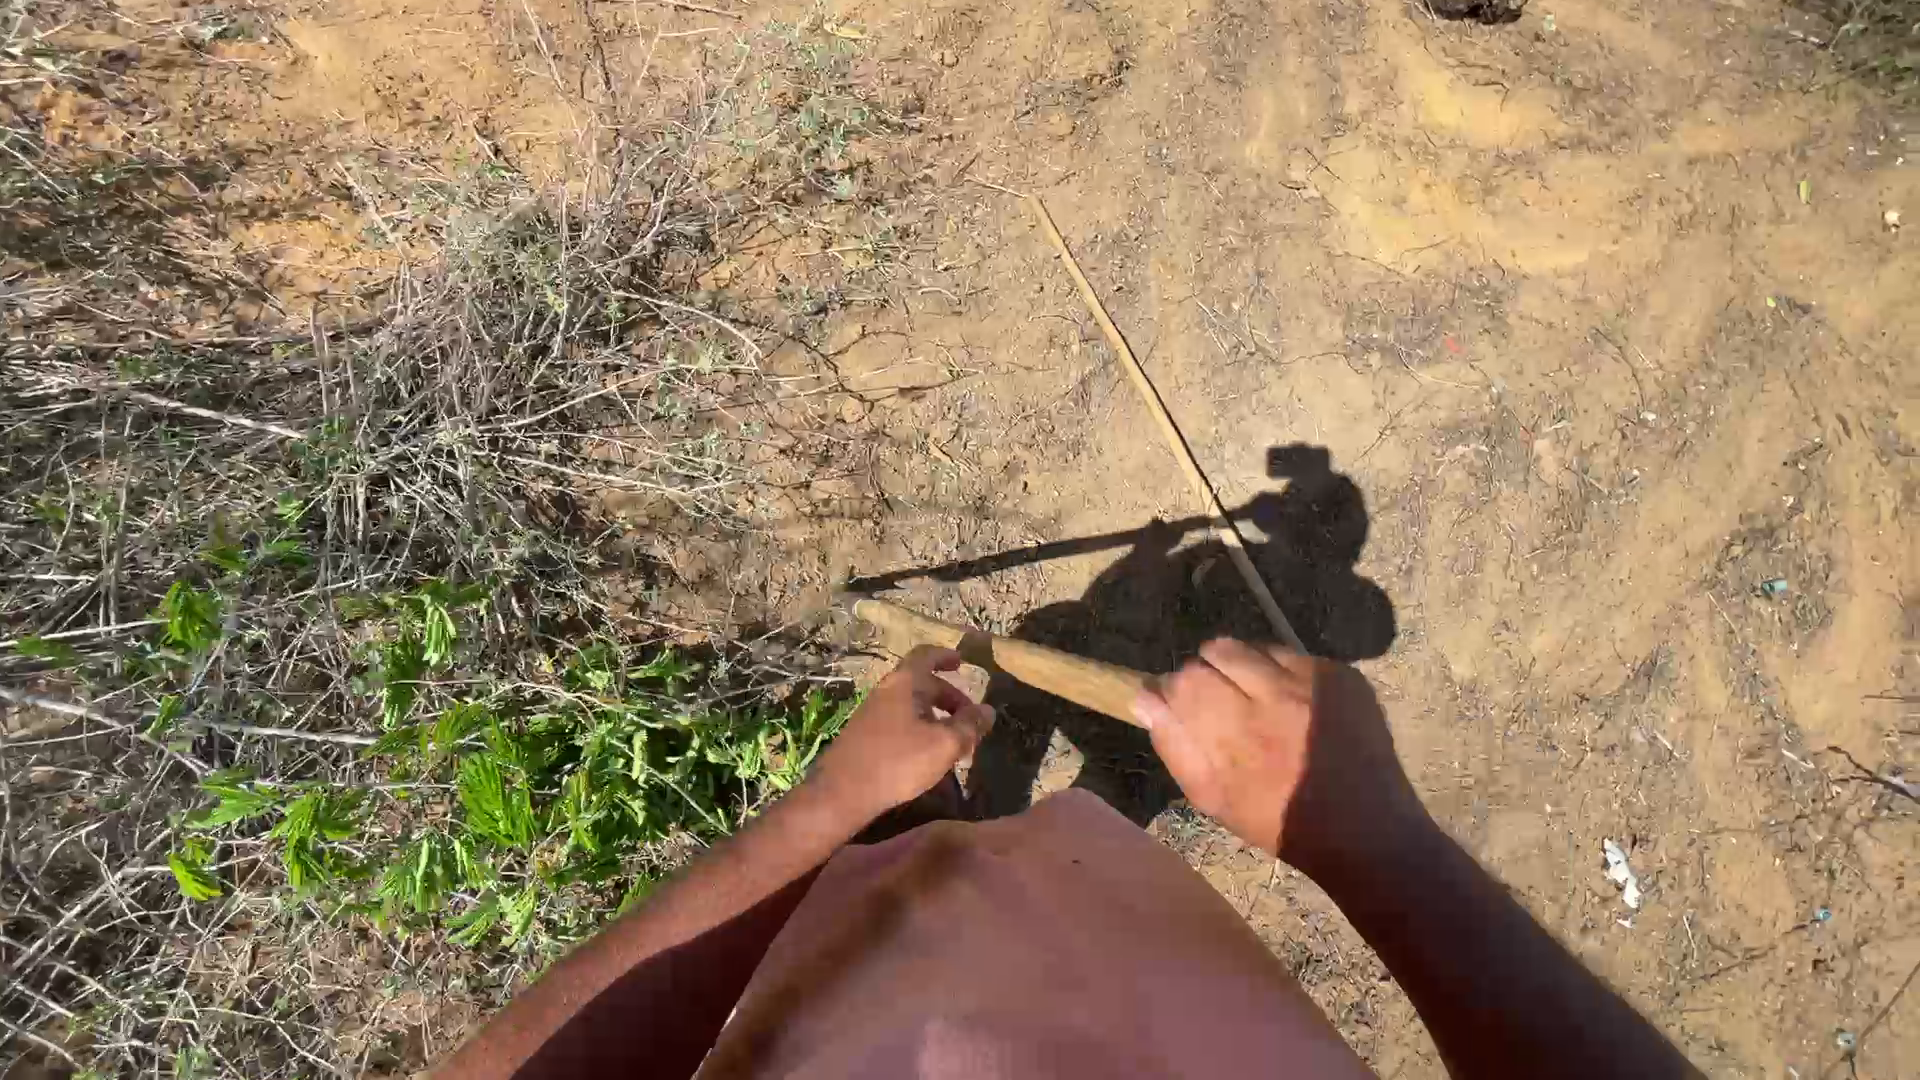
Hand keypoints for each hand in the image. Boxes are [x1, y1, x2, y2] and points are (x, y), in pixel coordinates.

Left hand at [809, 646, 994, 819]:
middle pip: (921, 682)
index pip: (926, 655)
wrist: (841, 792)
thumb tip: (988, 711)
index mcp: (904, 683)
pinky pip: (898, 721)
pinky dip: (918, 727)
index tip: (961, 662)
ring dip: (934, 715)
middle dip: (948, 696)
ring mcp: (871, 713)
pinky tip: (926, 753)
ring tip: (953, 739)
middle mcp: (886, 691)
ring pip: (910, 704)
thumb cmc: (898, 761)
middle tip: (968, 717)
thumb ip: (969, 726)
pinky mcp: (864, 736)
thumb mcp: (944, 745)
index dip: (945, 656)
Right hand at [1133, 639, 1426, 877]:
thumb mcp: (1210, 796)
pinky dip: (1277, 670)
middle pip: (1212, 652)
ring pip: (1249, 647)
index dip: (1177, 690)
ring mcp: (1309, 683)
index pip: (1181, 679)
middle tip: (1219, 700)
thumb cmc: (1275, 819)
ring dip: (1239, 665)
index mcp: (1232, 734)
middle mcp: (1269, 700)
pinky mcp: (1338, 675)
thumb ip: (1172, 743)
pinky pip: (1288, 654)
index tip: (1186, 707)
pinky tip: (1287, 701)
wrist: (1365, 831)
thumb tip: (1144, 697)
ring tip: (1250, 695)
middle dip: (1206, 672)